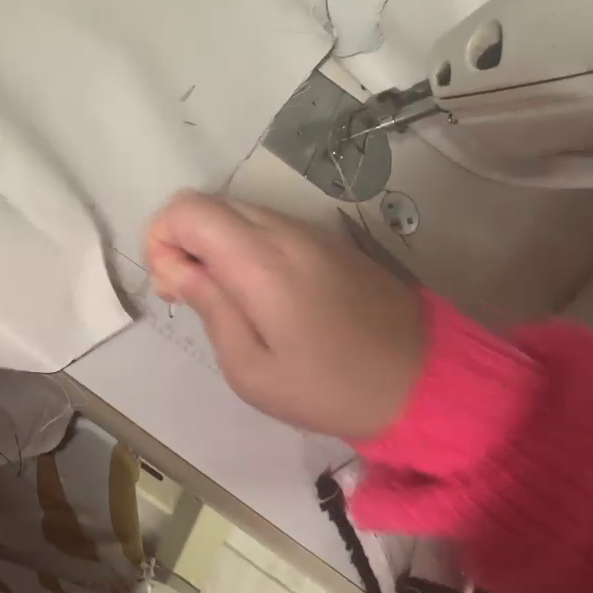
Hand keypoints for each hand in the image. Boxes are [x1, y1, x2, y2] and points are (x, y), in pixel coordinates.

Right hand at [143, 191, 427, 442]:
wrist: (431, 386)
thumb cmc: (329, 388)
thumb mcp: (251, 370)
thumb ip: (210, 308)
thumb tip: (176, 270)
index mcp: (261, 262)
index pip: (186, 210)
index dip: (161, 239)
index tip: (171, 286)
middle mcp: (284, 233)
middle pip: (205, 203)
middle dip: (179, 240)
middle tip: (187, 292)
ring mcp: (311, 232)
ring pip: (234, 211)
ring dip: (209, 243)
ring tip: (221, 295)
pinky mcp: (329, 242)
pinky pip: (265, 225)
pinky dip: (240, 245)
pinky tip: (255, 291)